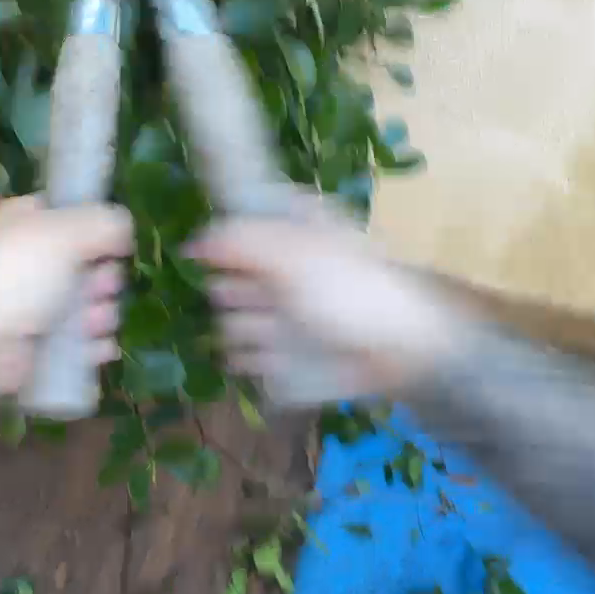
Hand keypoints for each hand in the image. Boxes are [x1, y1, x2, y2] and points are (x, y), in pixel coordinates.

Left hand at [0, 196, 131, 391]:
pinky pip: (72, 344)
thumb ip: (102, 223)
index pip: (69, 214)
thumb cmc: (9, 279)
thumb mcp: (62, 234)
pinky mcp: (31, 348)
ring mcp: (27, 307)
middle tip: (102, 288)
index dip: (96, 227)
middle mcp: (25, 261)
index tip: (113, 243)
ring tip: (96, 324)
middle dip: (103, 278)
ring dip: (100, 314)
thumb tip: (122, 227)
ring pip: (83, 306)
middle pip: (85, 264)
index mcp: (23, 222)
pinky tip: (99, 350)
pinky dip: (90, 347)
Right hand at [186, 198, 476, 397]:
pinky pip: (246, 360)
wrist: (403, 349)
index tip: (226, 260)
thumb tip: (190, 243)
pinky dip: (263, 361)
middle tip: (270, 300)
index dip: (224, 247)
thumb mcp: (294, 253)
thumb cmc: (353, 290)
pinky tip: (288, 356)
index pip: (230, 232)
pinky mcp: (280, 356)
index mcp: (283, 235)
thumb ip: (237, 241)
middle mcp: (276, 274)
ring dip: (252, 332)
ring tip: (285, 333)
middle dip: (239, 296)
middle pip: (223, 283)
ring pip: (229, 325)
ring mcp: (276, 317)